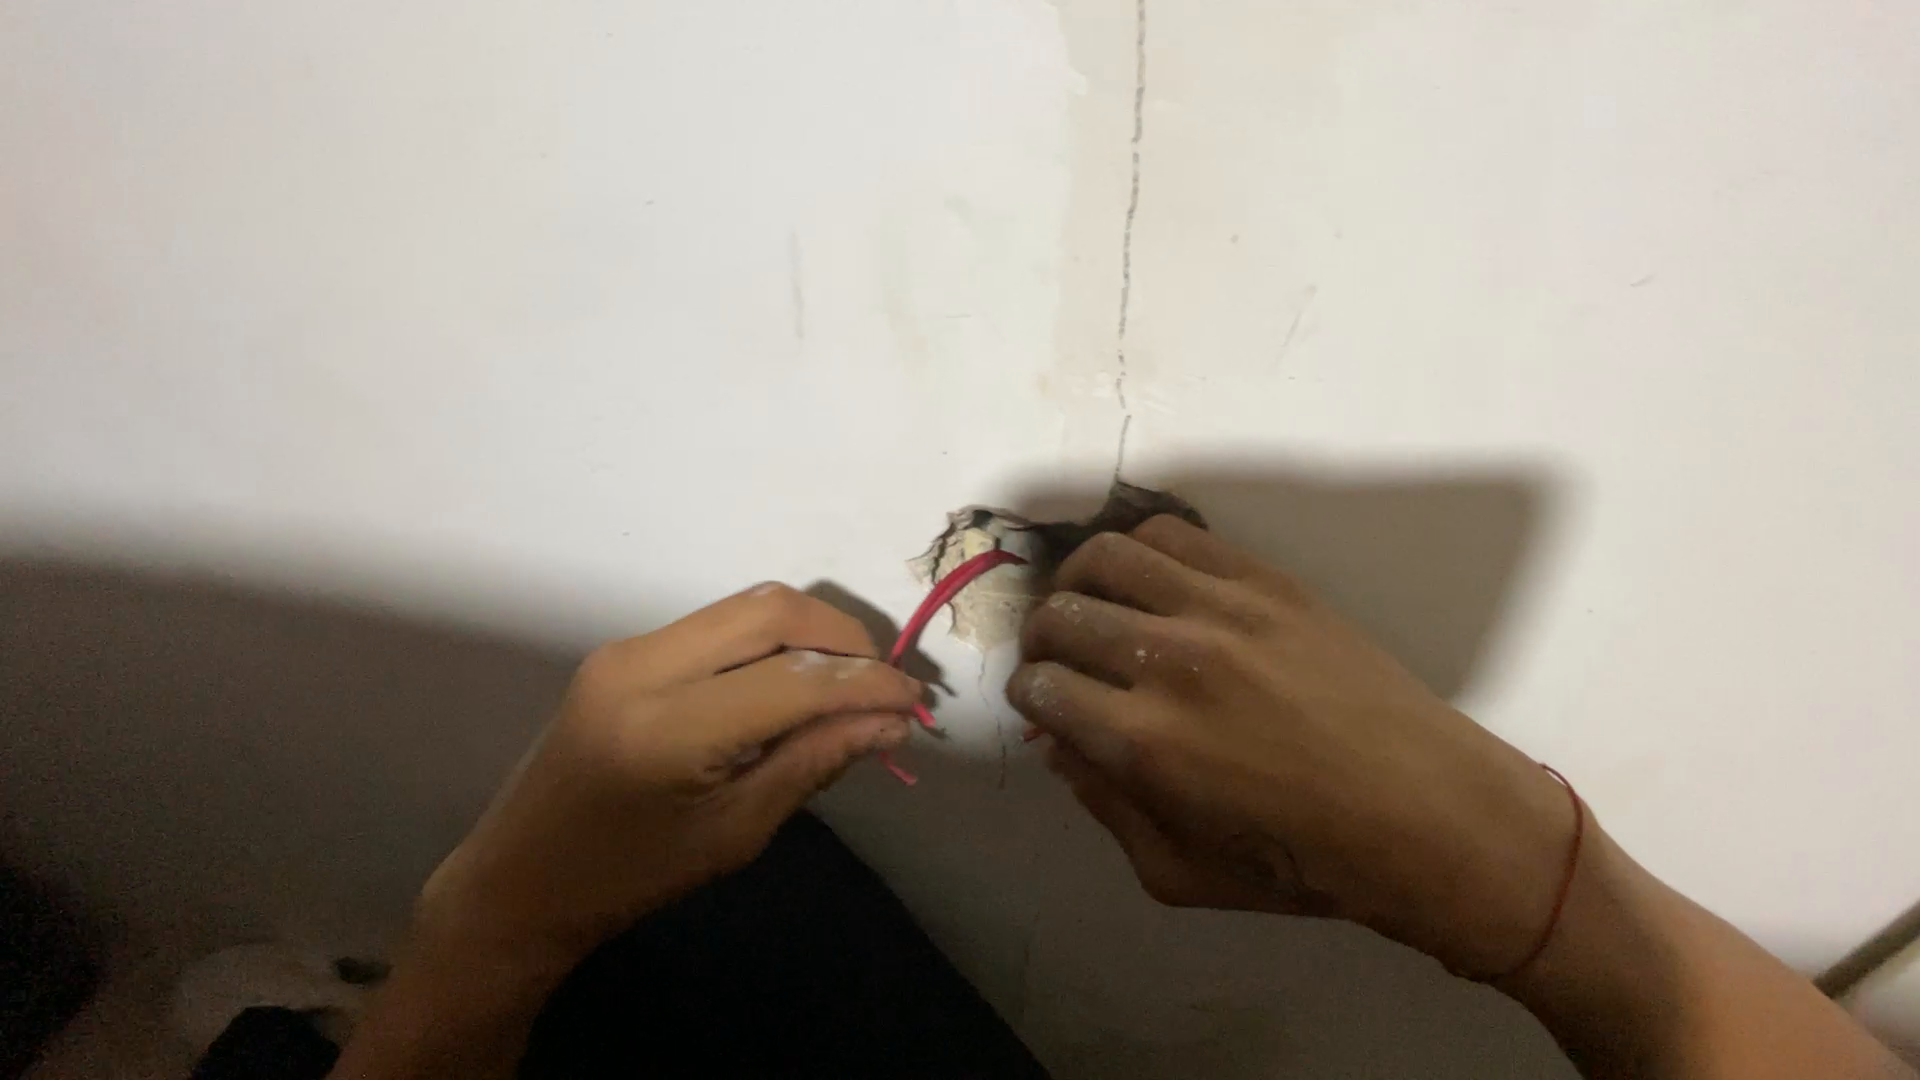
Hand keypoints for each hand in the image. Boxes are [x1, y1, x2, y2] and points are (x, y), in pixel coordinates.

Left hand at [415, 583, 923, 977]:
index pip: (793, 679)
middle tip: (884, 681)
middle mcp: (644, 665)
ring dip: (813, 631)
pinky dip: (777, 639)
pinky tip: (797, 676)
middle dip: (845, 638)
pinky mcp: (629, 648)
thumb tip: (891, 722)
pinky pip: (723, 622)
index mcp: (667, 729)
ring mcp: (630, 647)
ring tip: (850, 678)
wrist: (520, 879)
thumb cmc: (633, 875)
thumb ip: (815, 763)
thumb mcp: (737, 833)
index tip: (913, 702)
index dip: (866, 683)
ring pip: (750, 605)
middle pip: (772, 610)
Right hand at [1008, 516, 1575, 977]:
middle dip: (1039, 639)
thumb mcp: (1180, 874)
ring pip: (1104, 556)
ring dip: (1074, 582)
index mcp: (1145, 742)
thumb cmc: (1306, 862)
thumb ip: (1104, 806)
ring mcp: (1220, 608)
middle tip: (1054, 658)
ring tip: (1087, 604)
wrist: (1435, 815)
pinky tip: (1145, 579)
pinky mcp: (1264, 579)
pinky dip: (1136, 549)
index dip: (1027, 695)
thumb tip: (1059, 743)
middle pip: (1059, 615)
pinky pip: (1172, 534)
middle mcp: (1170, 660)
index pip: (1042, 688)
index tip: (1040, 703)